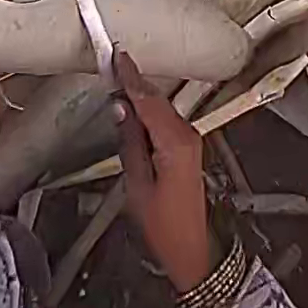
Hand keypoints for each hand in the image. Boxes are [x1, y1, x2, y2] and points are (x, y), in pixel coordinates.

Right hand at [114, 52, 213, 292]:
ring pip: (161, 109)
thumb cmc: (164, 225)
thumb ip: (130, 143)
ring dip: (141, 98)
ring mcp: (191, 141)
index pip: (148, 100)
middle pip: (157, 101)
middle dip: (134, 84)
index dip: (131, 77)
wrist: (195, 251)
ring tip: (117, 85)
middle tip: (112, 65)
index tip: (118, 56)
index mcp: (175, 142)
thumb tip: (121, 109)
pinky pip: (166, 121)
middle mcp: (187, 135)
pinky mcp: (188, 149)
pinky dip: (149, 112)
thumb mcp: (138, 185)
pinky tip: (134, 112)